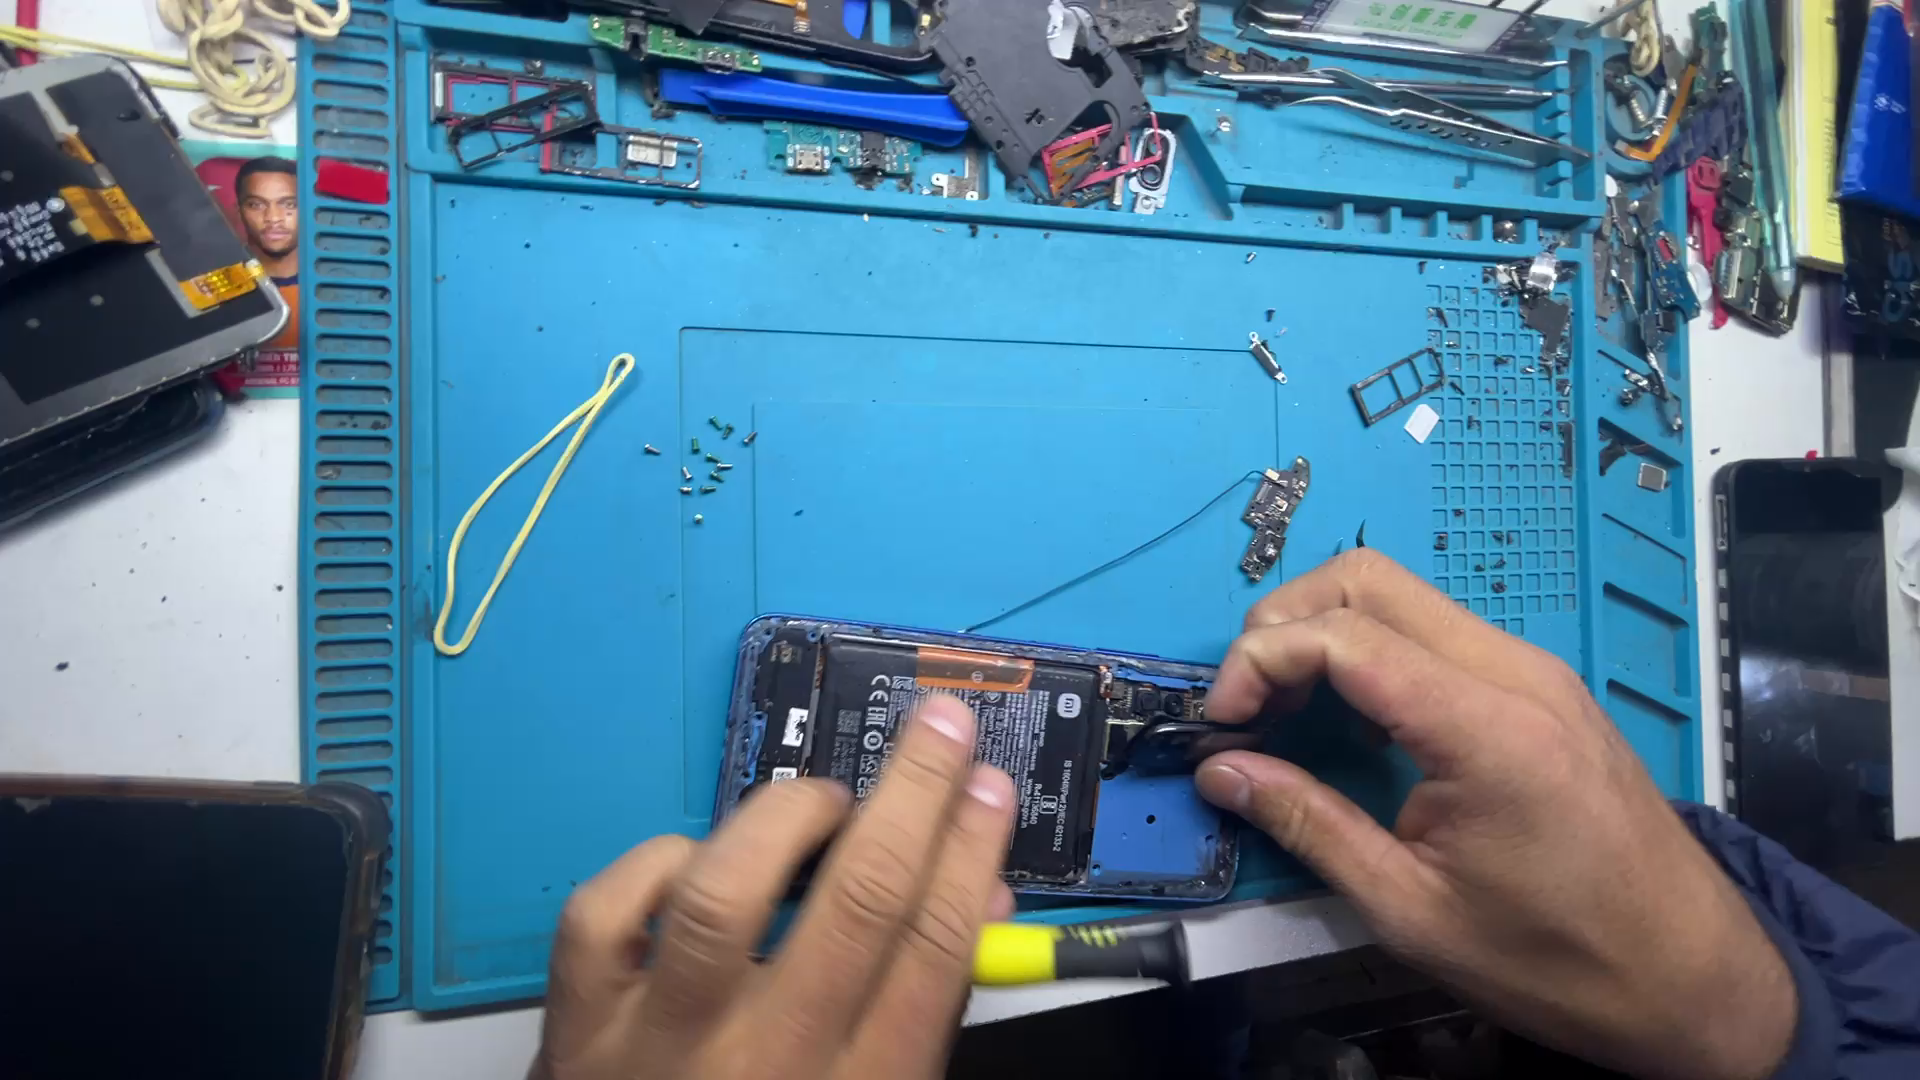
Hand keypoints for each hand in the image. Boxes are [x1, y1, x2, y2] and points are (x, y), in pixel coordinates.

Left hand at [532, 694, 1015, 1079]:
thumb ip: (927, 1000)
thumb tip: (983, 890)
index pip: (932, 951)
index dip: (969, 852)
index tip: (988, 782)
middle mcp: (764, 1065)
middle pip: (856, 903)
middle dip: (913, 794)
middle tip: (942, 723)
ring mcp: (657, 1044)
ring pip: (722, 895)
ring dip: (787, 818)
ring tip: (820, 802)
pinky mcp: (578, 1025)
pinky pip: (607, 914)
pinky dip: (659, 861)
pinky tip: (696, 860)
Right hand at [1195, 550, 1794, 1079]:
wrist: (1709, 985)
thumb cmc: (1560, 962)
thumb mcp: (1410, 910)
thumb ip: (1304, 822)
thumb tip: (1217, 771)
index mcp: (1485, 728)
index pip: (1342, 635)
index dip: (1259, 661)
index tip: (1223, 720)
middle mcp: (1508, 669)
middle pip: (1360, 578)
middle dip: (1278, 622)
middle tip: (1248, 697)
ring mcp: (1524, 665)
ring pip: (1387, 588)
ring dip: (1313, 627)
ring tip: (1283, 701)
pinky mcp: (1526, 677)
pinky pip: (1418, 623)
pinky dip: (1355, 644)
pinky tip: (1344, 711)